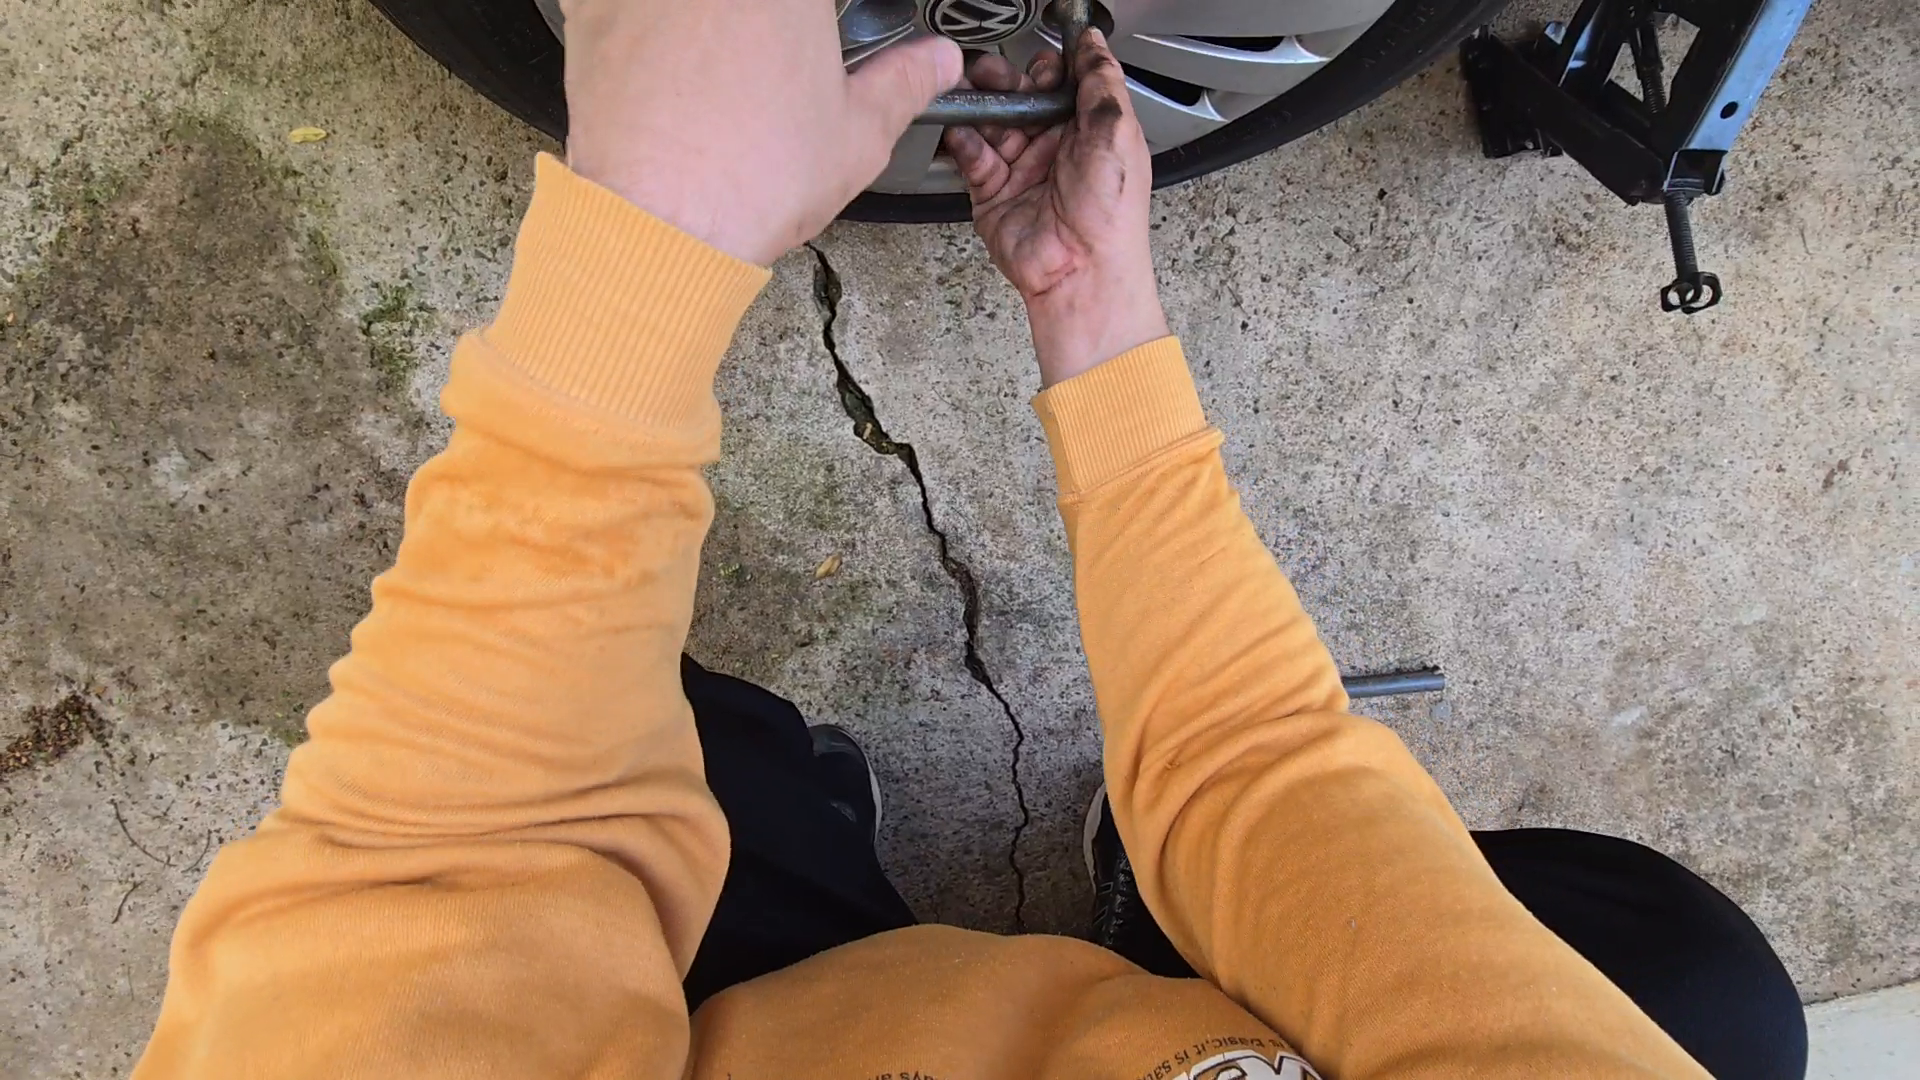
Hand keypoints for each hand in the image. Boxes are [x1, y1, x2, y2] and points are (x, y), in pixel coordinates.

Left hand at [560, 0, 961, 265]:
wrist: (665, 223)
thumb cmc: (758, 179)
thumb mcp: (858, 136)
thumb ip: (903, 85)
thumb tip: (937, 64)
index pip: (817, 5)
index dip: (821, 28)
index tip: (821, 44)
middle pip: (757, 7)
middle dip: (770, 29)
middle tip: (780, 65)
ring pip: (696, 8)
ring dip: (709, 28)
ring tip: (725, 81)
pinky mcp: (591, 3)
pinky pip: (624, 3)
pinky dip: (649, 27)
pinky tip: (672, 73)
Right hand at [944, 32, 1167, 386]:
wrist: (1082, 271)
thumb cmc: (1110, 215)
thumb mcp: (1117, 131)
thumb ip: (1101, 81)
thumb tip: (1092, 43)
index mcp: (1086, 131)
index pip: (1058, 83)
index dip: (1047, 67)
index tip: (1041, 62)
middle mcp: (1052, 150)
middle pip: (1019, 99)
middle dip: (1004, 81)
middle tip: (994, 73)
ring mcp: (1020, 172)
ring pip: (990, 124)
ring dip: (979, 104)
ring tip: (970, 91)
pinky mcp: (993, 196)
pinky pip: (972, 158)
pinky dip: (964, 141)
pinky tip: (963, 130)